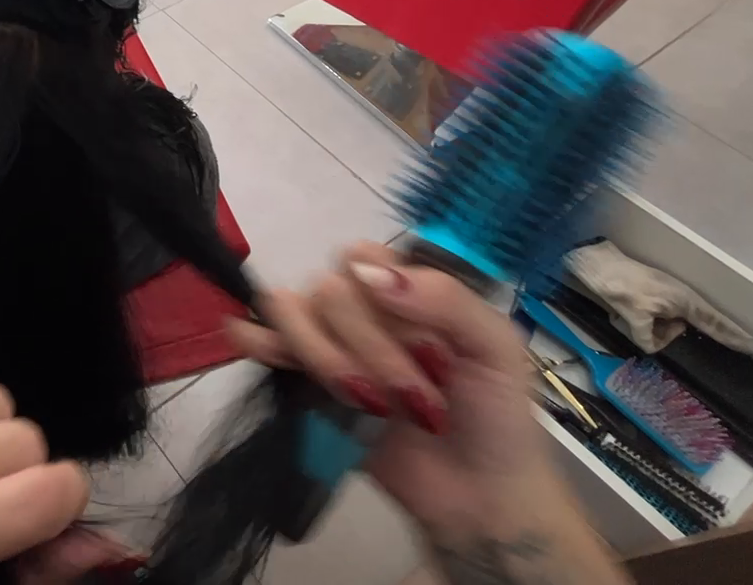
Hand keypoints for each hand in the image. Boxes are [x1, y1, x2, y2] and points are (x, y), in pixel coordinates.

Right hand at [225, 243, 555, 538]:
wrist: (477, 496)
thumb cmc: (496, 417)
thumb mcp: (498, 349)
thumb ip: (446, 299)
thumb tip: (367, 273)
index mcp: (397, 286)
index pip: (357, 255)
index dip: (385, 299)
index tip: (431, 348)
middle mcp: (354, 303)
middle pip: (325, 290)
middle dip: (371, 350)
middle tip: (415, 398)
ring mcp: (323, 337)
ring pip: (289, 311)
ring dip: (327, 358)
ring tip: (369, 405)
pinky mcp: (298, 374)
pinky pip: (257, 337)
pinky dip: (254, 338)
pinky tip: (258, 346)